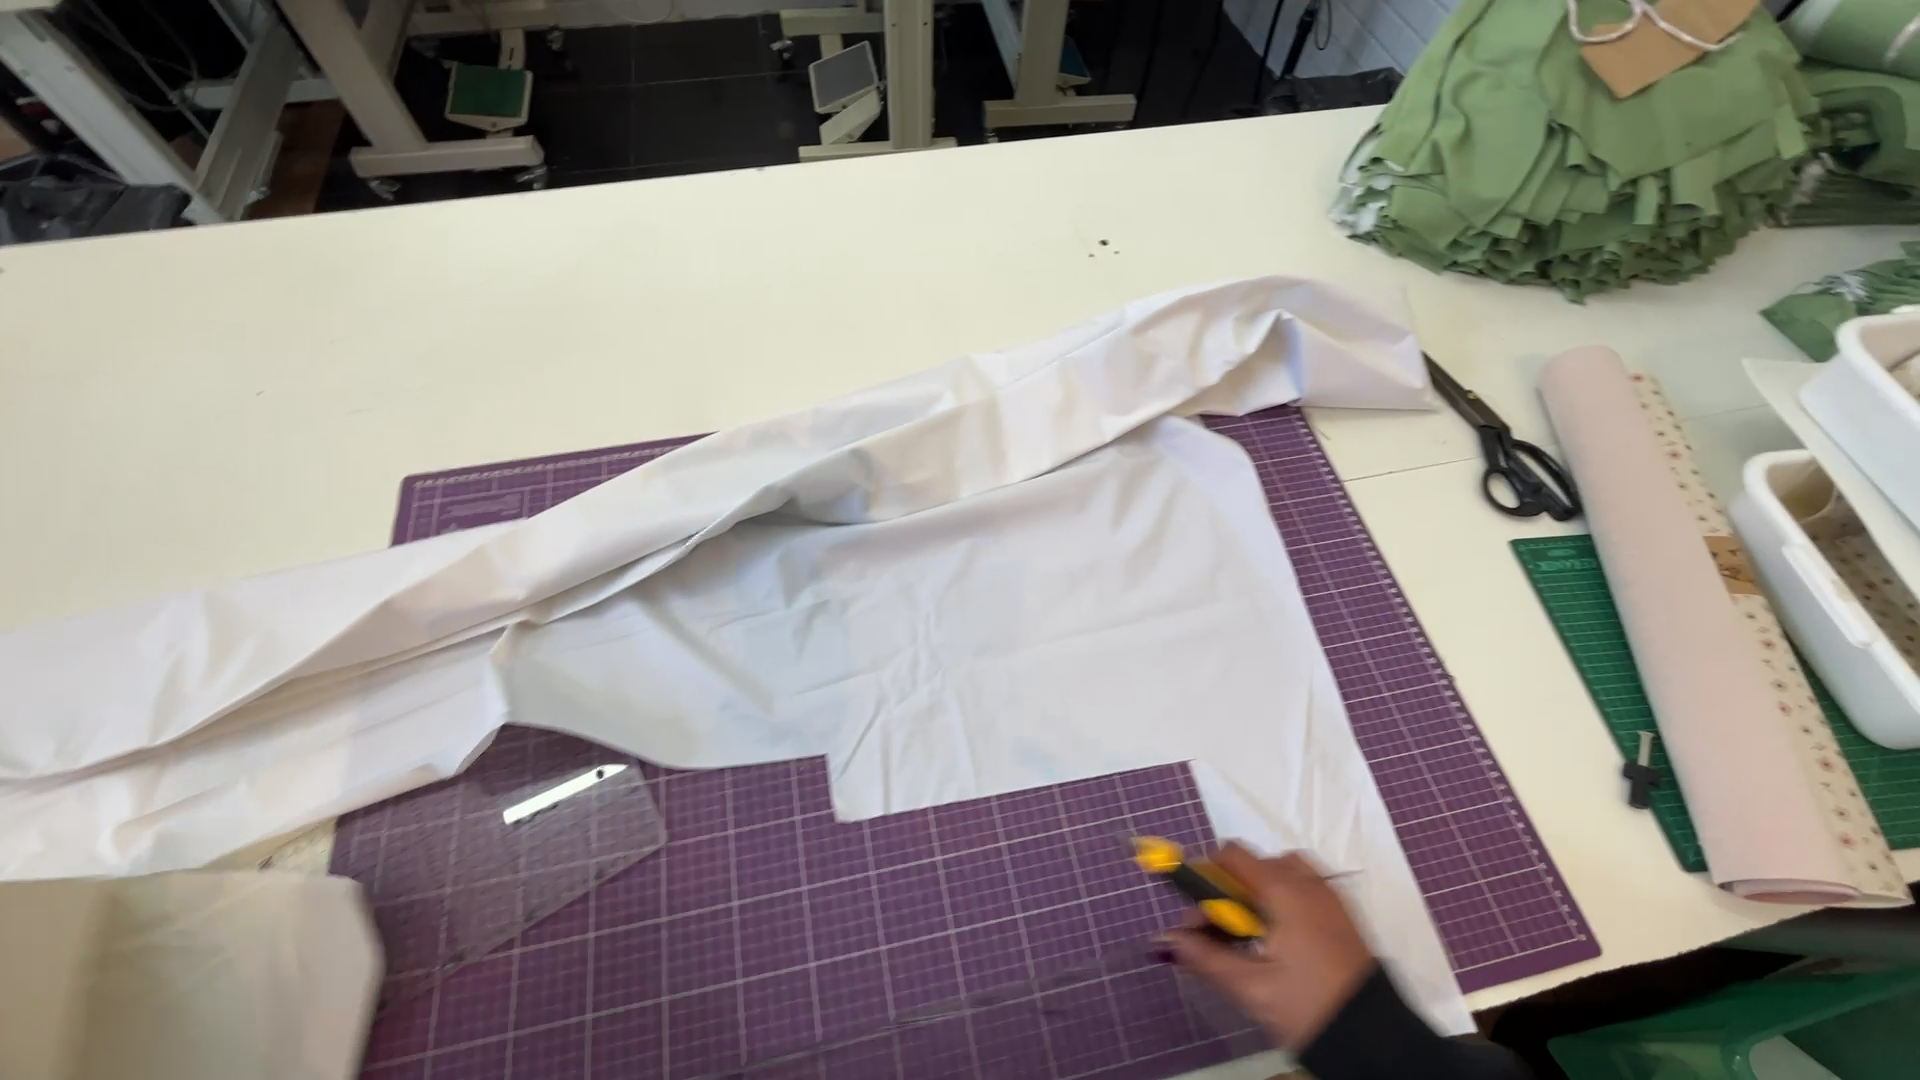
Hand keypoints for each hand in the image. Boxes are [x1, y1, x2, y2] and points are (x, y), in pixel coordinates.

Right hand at [1163, 843, 1375, 1050]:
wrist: (1379, 1042)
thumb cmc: (1309, 1008)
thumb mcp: (1250, 988)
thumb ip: (1205, 957)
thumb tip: (1168, 938)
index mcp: (1282, 890)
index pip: (1230, 855)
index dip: (1207, 878)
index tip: (1201, 918)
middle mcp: (1307, 881)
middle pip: (1253, 865)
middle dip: (1229, 893)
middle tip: (1224, 936)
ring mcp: (1330, 895)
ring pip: (1280, 873)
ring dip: (1257, 895)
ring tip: (1254, 937)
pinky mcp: (1343, 913)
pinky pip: (1304, 887)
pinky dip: (1283, 901)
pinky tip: (1282, 941)